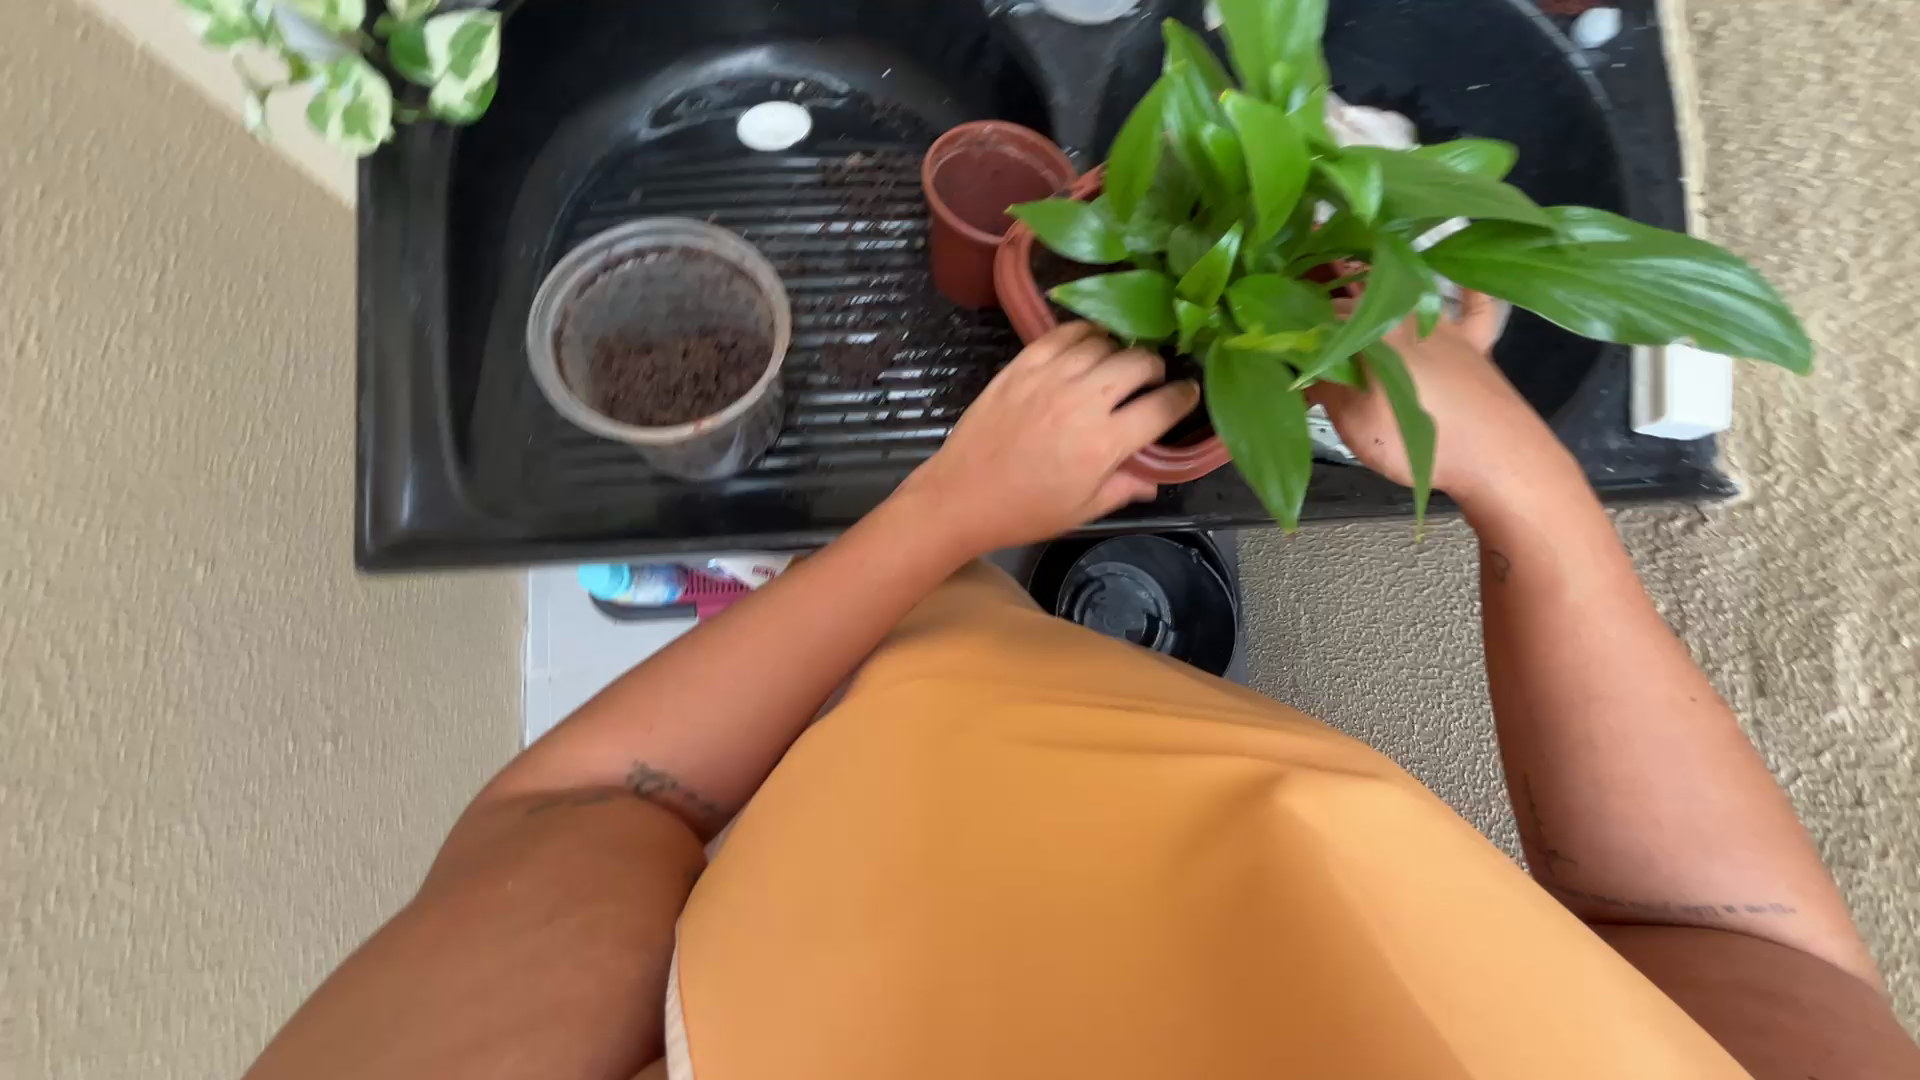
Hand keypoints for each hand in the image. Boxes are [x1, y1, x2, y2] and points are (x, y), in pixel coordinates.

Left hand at [895, 322, 1199, 556]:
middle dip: (1155, 367)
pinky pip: (1062, 335)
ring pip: (1102, 343)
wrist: (961, 497)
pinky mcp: (1020, 366)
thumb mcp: (1081, 511)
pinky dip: (1082, 334)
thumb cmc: (1024, 512)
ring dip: (1119, 350)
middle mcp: (1082, 401)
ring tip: (1117, 363)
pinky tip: (1087, 346)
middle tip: (1152, 378)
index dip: (1184, 398)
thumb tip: (1153, 480)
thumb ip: (1123, 488)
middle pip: (1138, 362)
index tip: (1188, 394)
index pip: (1162, 407)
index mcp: (1103, 443)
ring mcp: (1049, 378)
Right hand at [1308, 291, 1568, 506]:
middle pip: (1359, 296)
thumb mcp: (1351, 419)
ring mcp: (1447, 327)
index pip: (1321, 314)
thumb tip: (1295, 363)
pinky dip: (1466, 290)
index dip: (1294, 325)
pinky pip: (1475, 306)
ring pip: (1403, 294)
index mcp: (1376, 328)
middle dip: (1326, 300)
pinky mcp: (1476, 346)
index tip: (1274, 341)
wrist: (1500, 461)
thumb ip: (1324, 383)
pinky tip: (1458, 280)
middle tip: (1298, 320)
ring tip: (1346, 290)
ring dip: (1374, 286)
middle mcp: (1410, 315)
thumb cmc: (1418, 442)